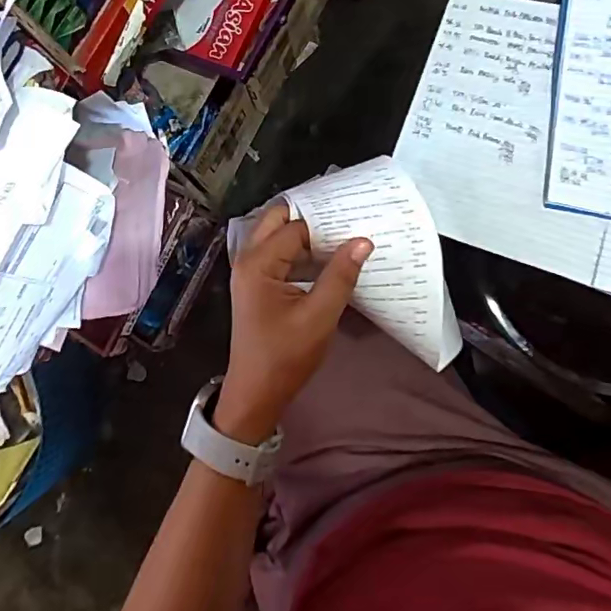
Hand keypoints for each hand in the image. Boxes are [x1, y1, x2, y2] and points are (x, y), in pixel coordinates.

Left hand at [218, 206, 371, 443]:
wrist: (256, 393)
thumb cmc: (285, 356)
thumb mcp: (319, 316)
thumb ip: (340, 276)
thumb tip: (362, 241)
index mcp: (258, 263)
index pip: (296, 227)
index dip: (326, 224)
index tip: (356, 219)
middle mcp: (248, 260)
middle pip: (277, 220)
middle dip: (310, 217)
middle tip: (345, 219)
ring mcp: (250, 272)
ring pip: (276, 236)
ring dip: (306, 234)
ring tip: (343, 235)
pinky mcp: (257, 285)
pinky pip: (278, 255)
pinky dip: (300, 252)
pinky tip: (327, 259)